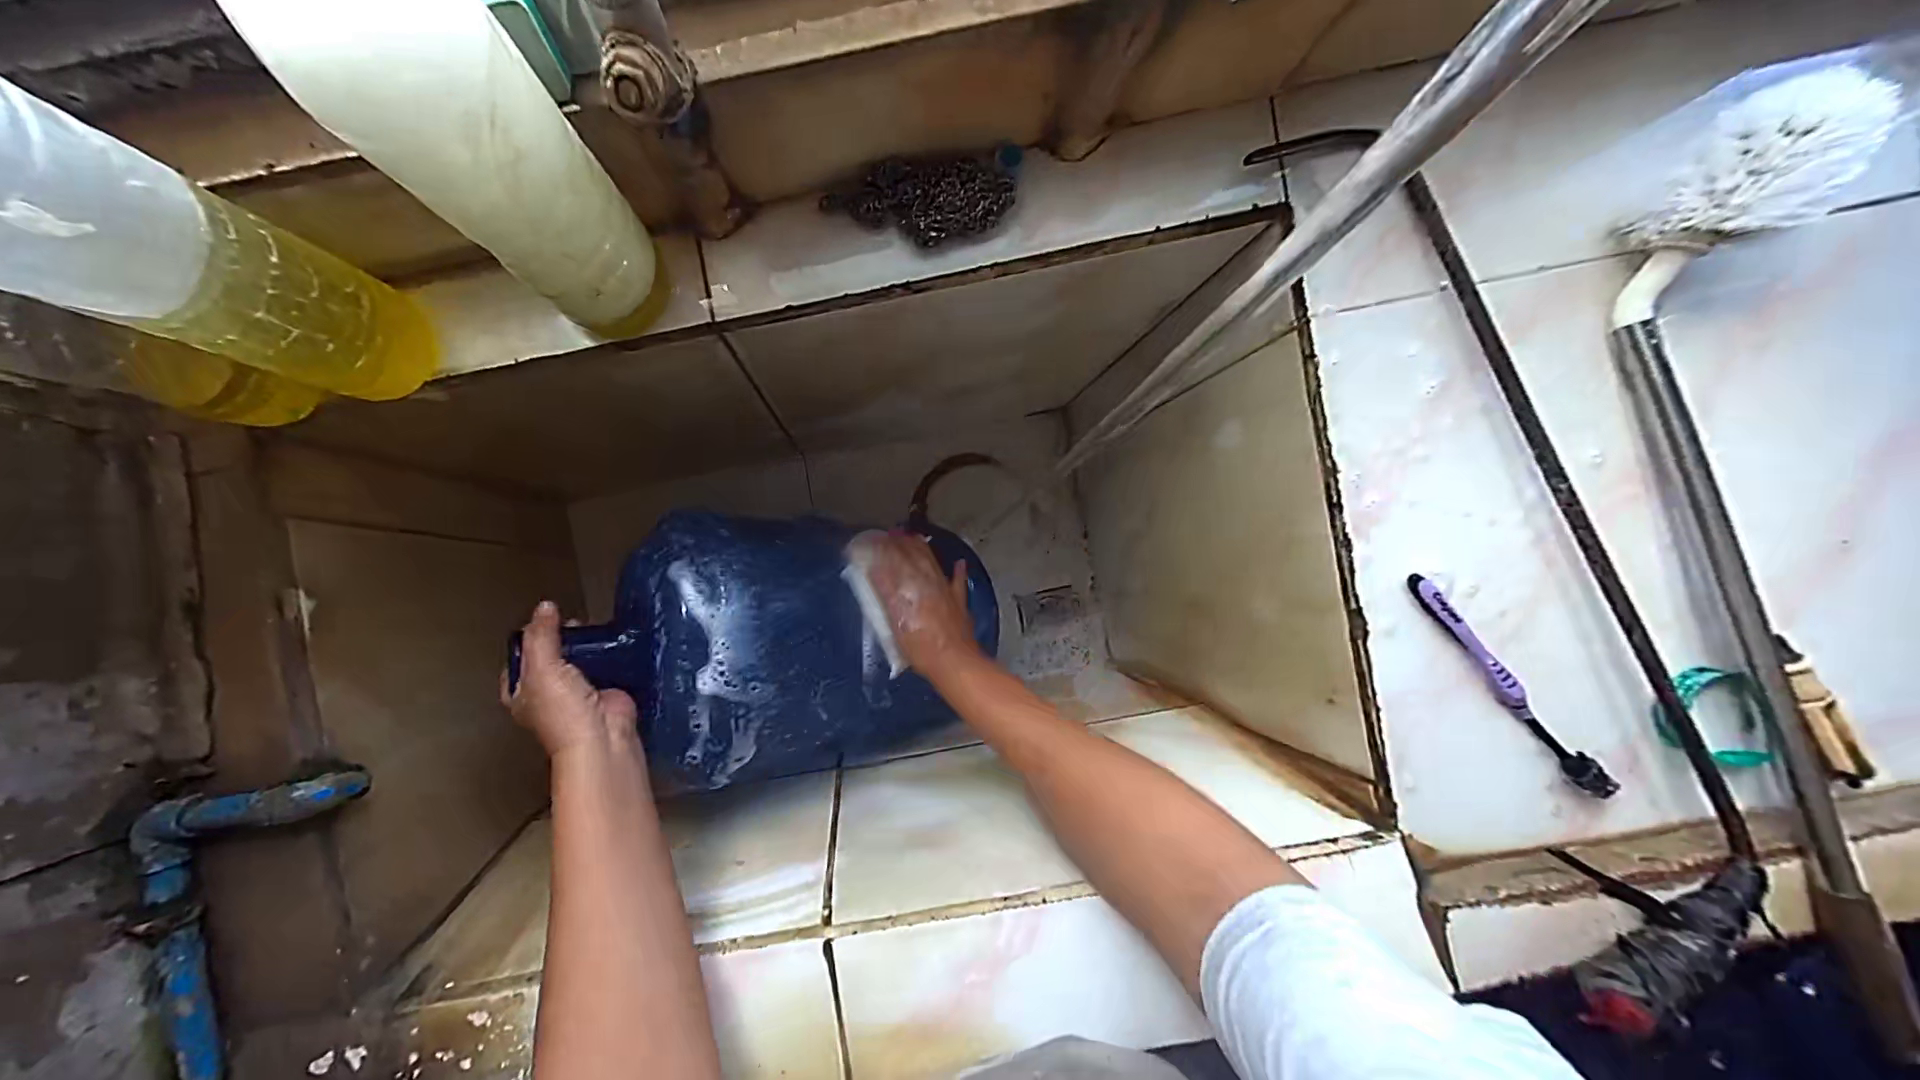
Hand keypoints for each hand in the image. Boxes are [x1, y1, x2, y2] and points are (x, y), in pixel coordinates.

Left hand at [502, 601, 639, 758]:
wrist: (603, 735)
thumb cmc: (563, 710)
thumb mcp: (542, 668)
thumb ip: (541, 636)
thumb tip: (545, 606)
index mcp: (521, 692)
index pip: (520, 657)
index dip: (530, 637)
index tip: (545, 619)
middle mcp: (548, 692)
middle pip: (552, 655)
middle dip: (562, 637)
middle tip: (575, 621)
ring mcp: (579, 691)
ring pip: (580, 658)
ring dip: (588, 644)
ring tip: (597, 625)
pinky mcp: (607, 688)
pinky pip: (606, 664)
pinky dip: (611, 652)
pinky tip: (615, 639)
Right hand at [861, 531, 983, 679]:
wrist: (954, 662)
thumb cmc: (921, 648)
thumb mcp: (895, 623)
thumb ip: (886, 593)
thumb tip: (875, 567)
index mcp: (911, 587)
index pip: (893, 560)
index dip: (882, 548)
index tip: (870, 540)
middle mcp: (929, 583)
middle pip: (913, 556)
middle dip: (900, 543)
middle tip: (888, 534)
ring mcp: (945, 591)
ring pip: (932, 562)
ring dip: (921, 548)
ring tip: (912, 537)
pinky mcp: (958, 603)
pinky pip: (958, 582)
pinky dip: (958, 571)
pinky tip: (958, 563)